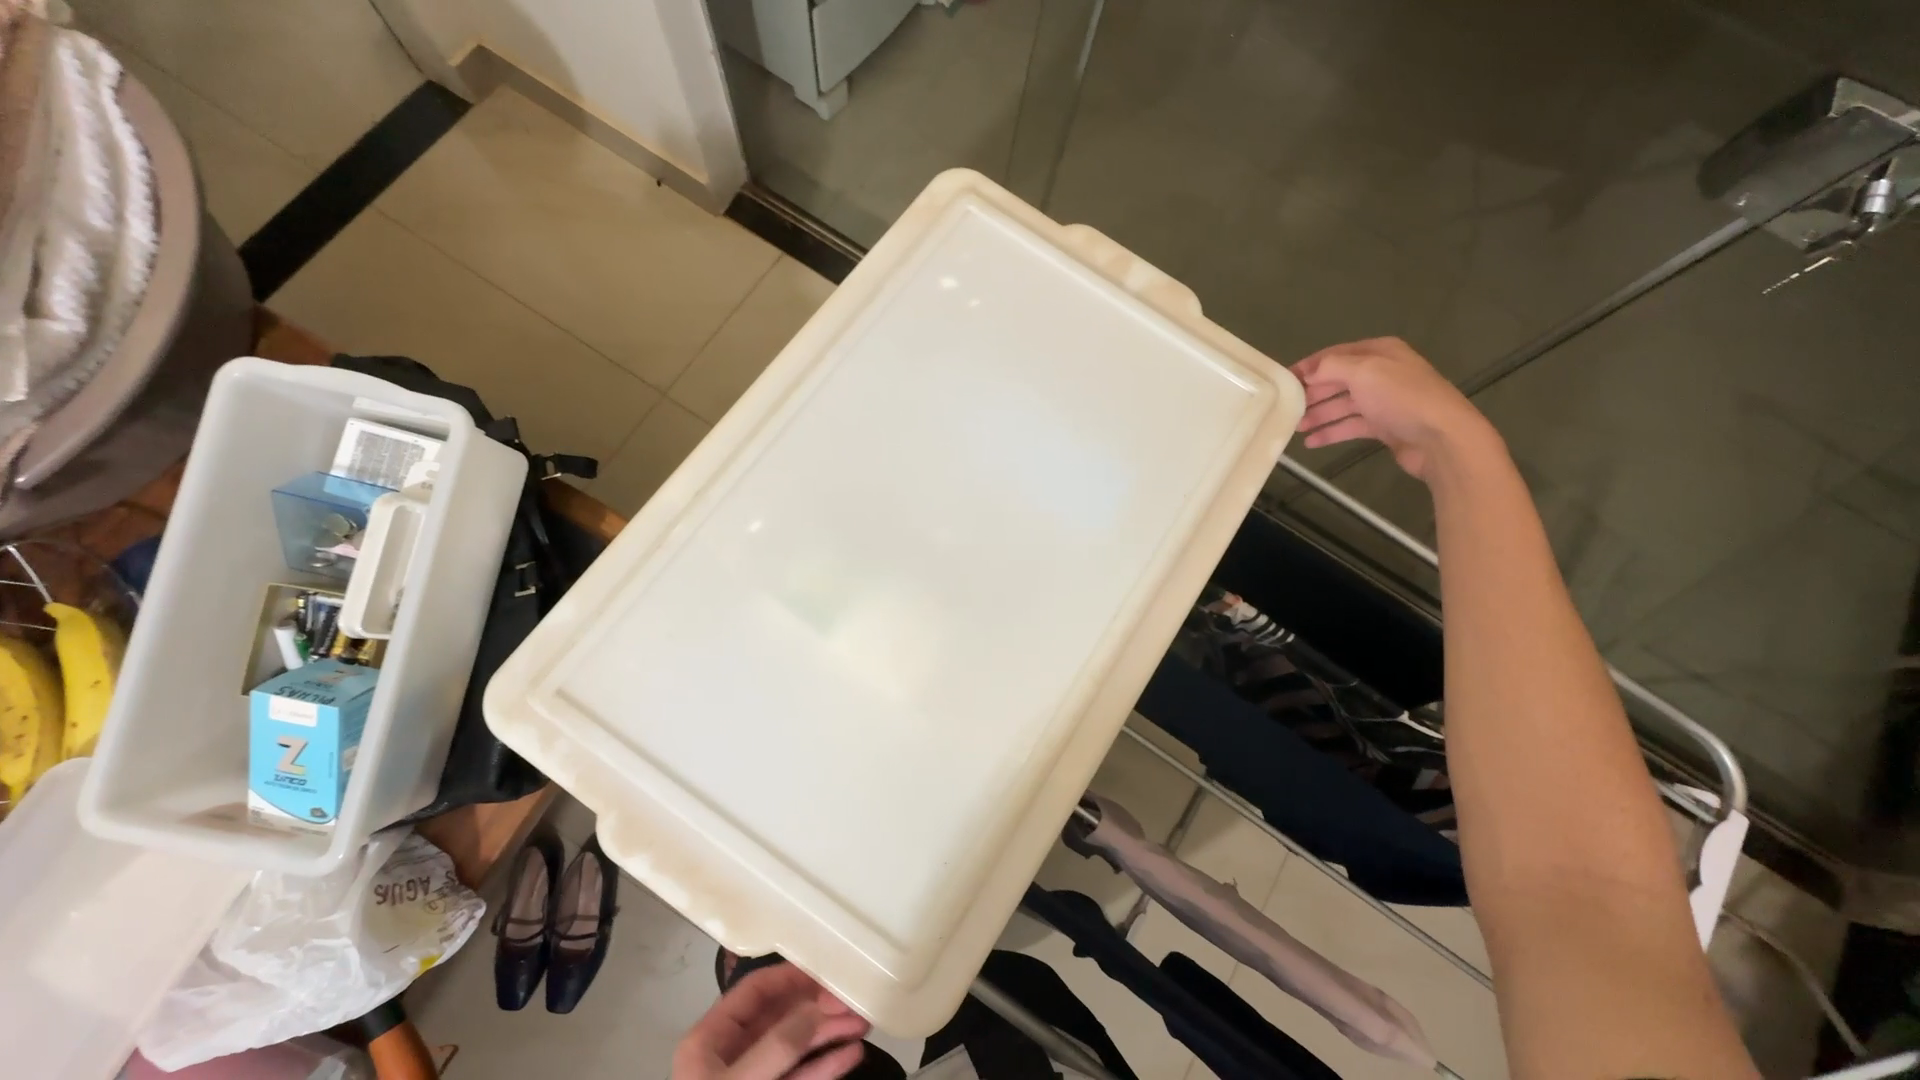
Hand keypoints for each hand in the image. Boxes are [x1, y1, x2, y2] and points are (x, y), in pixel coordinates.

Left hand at [673, 965, 871, 1079]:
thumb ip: (779, 1046)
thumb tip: (817, 1008)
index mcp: (709, 1042)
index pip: (753, 993)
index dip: (791, 978)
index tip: (830, 974)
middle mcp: (730, 1057)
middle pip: (780, 1018)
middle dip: (819, 1009)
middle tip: (856, 1003)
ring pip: (795, 1048)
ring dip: (829, 1034)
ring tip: (865, 1024)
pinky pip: (801, 1079)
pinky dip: (826, 1066)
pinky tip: (852, 1055)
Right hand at [1291, 337, 1494, 480]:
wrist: (1441, 437)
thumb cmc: (1401, 397)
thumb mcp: (1364, 371)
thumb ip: (1331, 367)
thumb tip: (1308, 373)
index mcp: (1380, 352)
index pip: (1336, 354)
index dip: (1309, 366)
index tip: (1284, 380)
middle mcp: (1382, 373)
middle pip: (1338, 380)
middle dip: (1312, 393)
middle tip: (1287, 406)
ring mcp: (1384, 401)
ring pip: (1342, 405)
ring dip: (1318, 415)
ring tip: (1295, 428)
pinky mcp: (1385, 426)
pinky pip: (1351, 426)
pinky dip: (1332, 432)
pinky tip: (1311, 442)